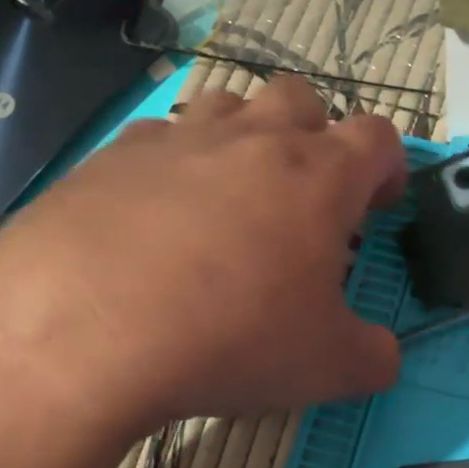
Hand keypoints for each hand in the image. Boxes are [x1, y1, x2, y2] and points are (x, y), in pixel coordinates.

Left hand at [0, 76, 406, 441]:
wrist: (82, 331)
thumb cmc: (232, 339)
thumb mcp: (328, 368)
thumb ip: (374, 356)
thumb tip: (382, 354)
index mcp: (318, 177)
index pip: (377, 137)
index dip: (387, 166)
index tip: (378, 205)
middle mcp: (251, 140)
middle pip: (300, 99)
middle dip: (315, 137)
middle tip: (304, 199)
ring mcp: (176, 140)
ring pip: (227, 106)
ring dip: (244, 140)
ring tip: (232, 201)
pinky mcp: (110, 157)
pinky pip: (159, 140)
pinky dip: (174, 167)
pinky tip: (158, 221)